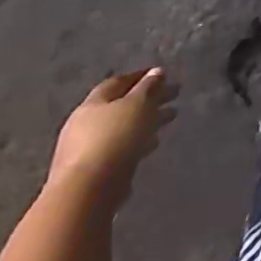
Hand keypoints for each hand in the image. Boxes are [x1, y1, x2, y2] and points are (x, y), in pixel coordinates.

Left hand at [47, 69, 176, 202]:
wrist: (88, 188)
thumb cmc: (116, 137)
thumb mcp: (139, 104)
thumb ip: (149, 87)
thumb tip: (157, 72)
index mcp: (92, 105)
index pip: (117, 83)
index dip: (140, 76)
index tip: (163, 73)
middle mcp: (85, 123)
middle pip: (121, 104)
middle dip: (149, 97)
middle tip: (175, 93)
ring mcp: (87, 146)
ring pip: (124, 125)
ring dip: (147, 118)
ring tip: (171, 116)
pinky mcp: (94, 166)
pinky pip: (121, 144)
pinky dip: (139, 138)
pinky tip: (153, 141)